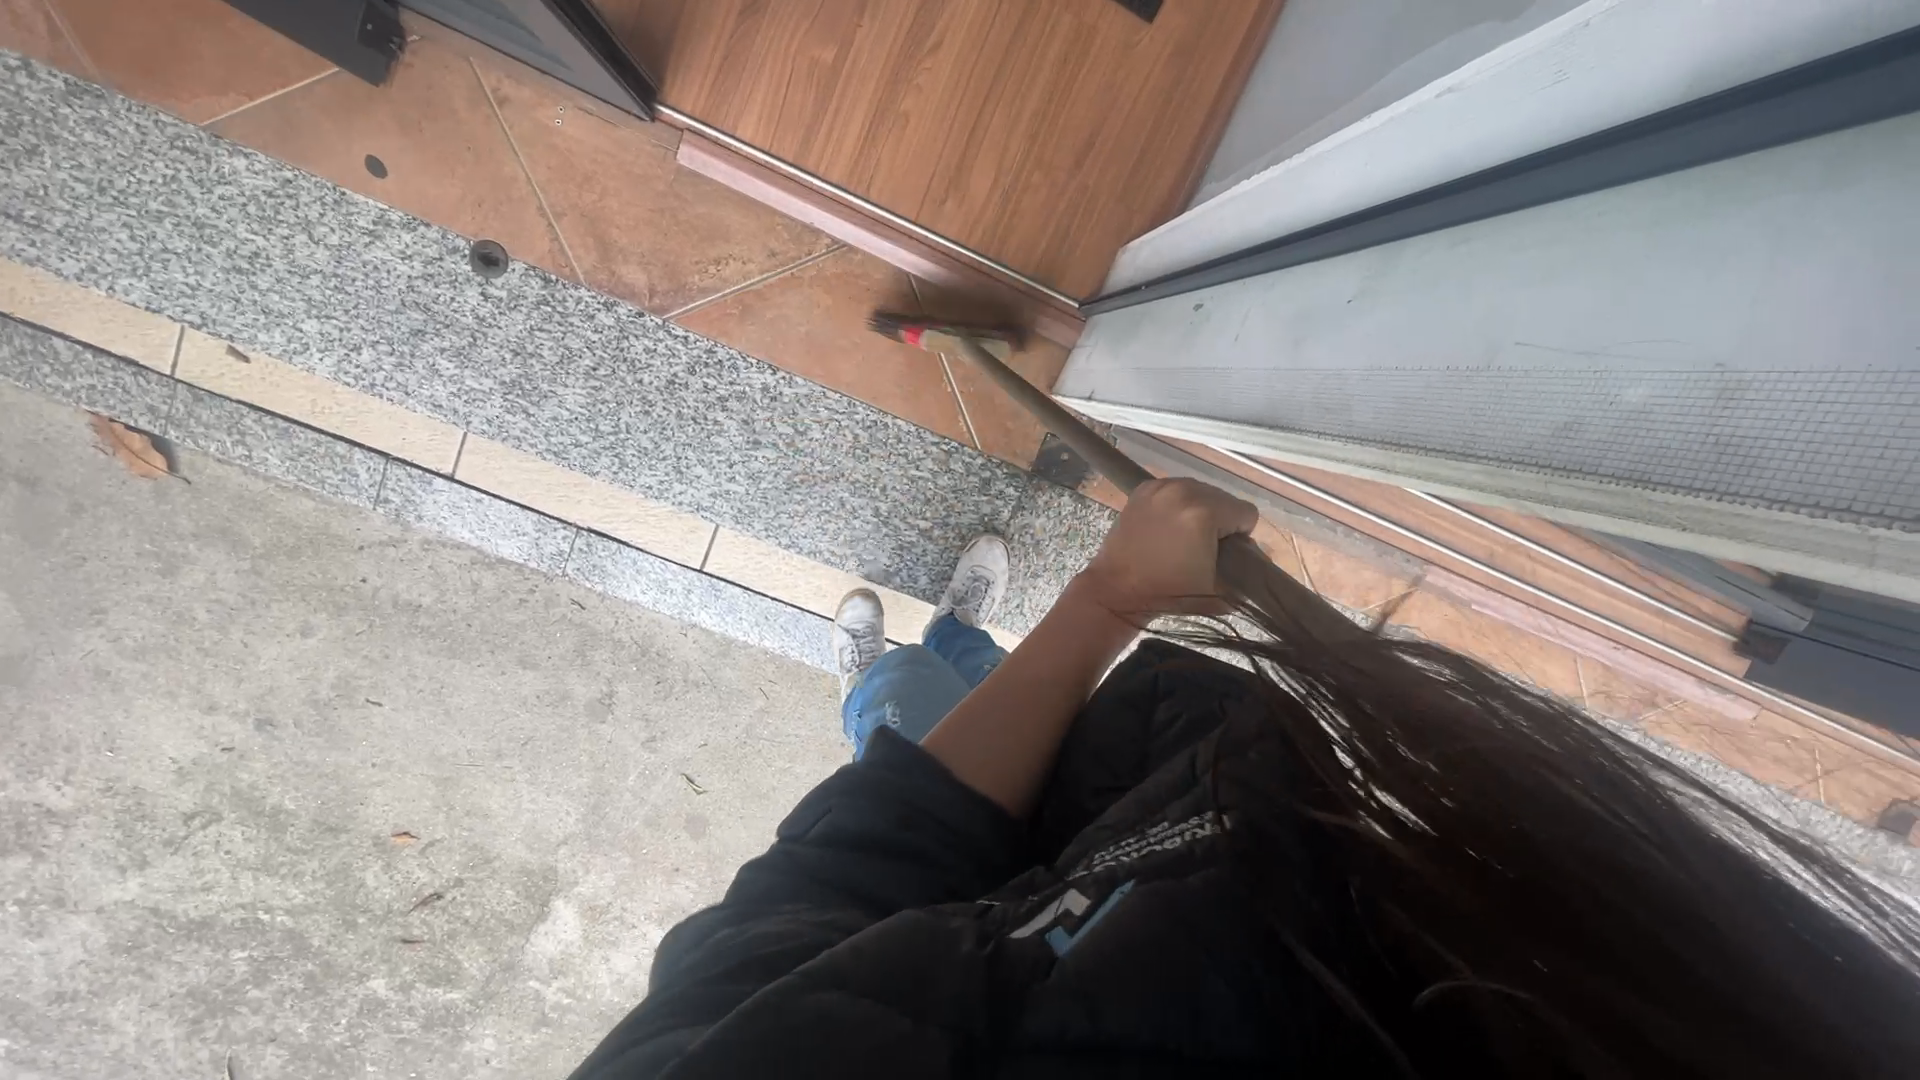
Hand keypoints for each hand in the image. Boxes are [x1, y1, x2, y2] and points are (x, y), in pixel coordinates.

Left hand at [1074, 477, 1258, 619]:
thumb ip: (1248, 574)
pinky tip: (1169, 526)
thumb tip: (1261, 558)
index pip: (1246, 512)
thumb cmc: (1169, 594)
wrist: (1116, 590)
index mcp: (1204, 513)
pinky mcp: (1143, 489)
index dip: (1242, 535)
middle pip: (1224, 498)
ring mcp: (1160, 486)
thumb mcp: (1219, 591)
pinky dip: (1178, 504)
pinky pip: (1176, 489)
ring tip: (1185, 536)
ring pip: (1200, 490)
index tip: (1225, 554)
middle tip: (1204, 547)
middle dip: (1220, 520)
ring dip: (1200, 509)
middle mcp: (1183, 491)